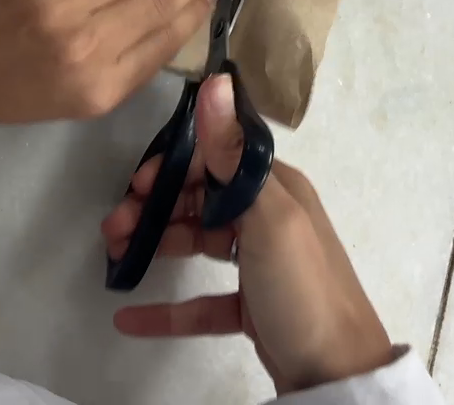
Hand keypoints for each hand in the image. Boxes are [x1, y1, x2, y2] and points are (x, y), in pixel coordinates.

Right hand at [101, 75, 393, 393]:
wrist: (340, 384)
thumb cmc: (301, 287)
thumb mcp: (266, 216)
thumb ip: (231, 152)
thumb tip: (216, 79)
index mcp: (274, 187)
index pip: (213, 159)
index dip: (172, 168)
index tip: (137, 186)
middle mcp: (267, 216)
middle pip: (198, 198)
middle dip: (153, 207)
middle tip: (113, 226)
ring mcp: (259, 263)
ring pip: (195, 242)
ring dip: (154, 245)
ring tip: (114, 256)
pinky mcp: (251, 308)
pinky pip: (201, 301)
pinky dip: (168, 308)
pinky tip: (130, 315)